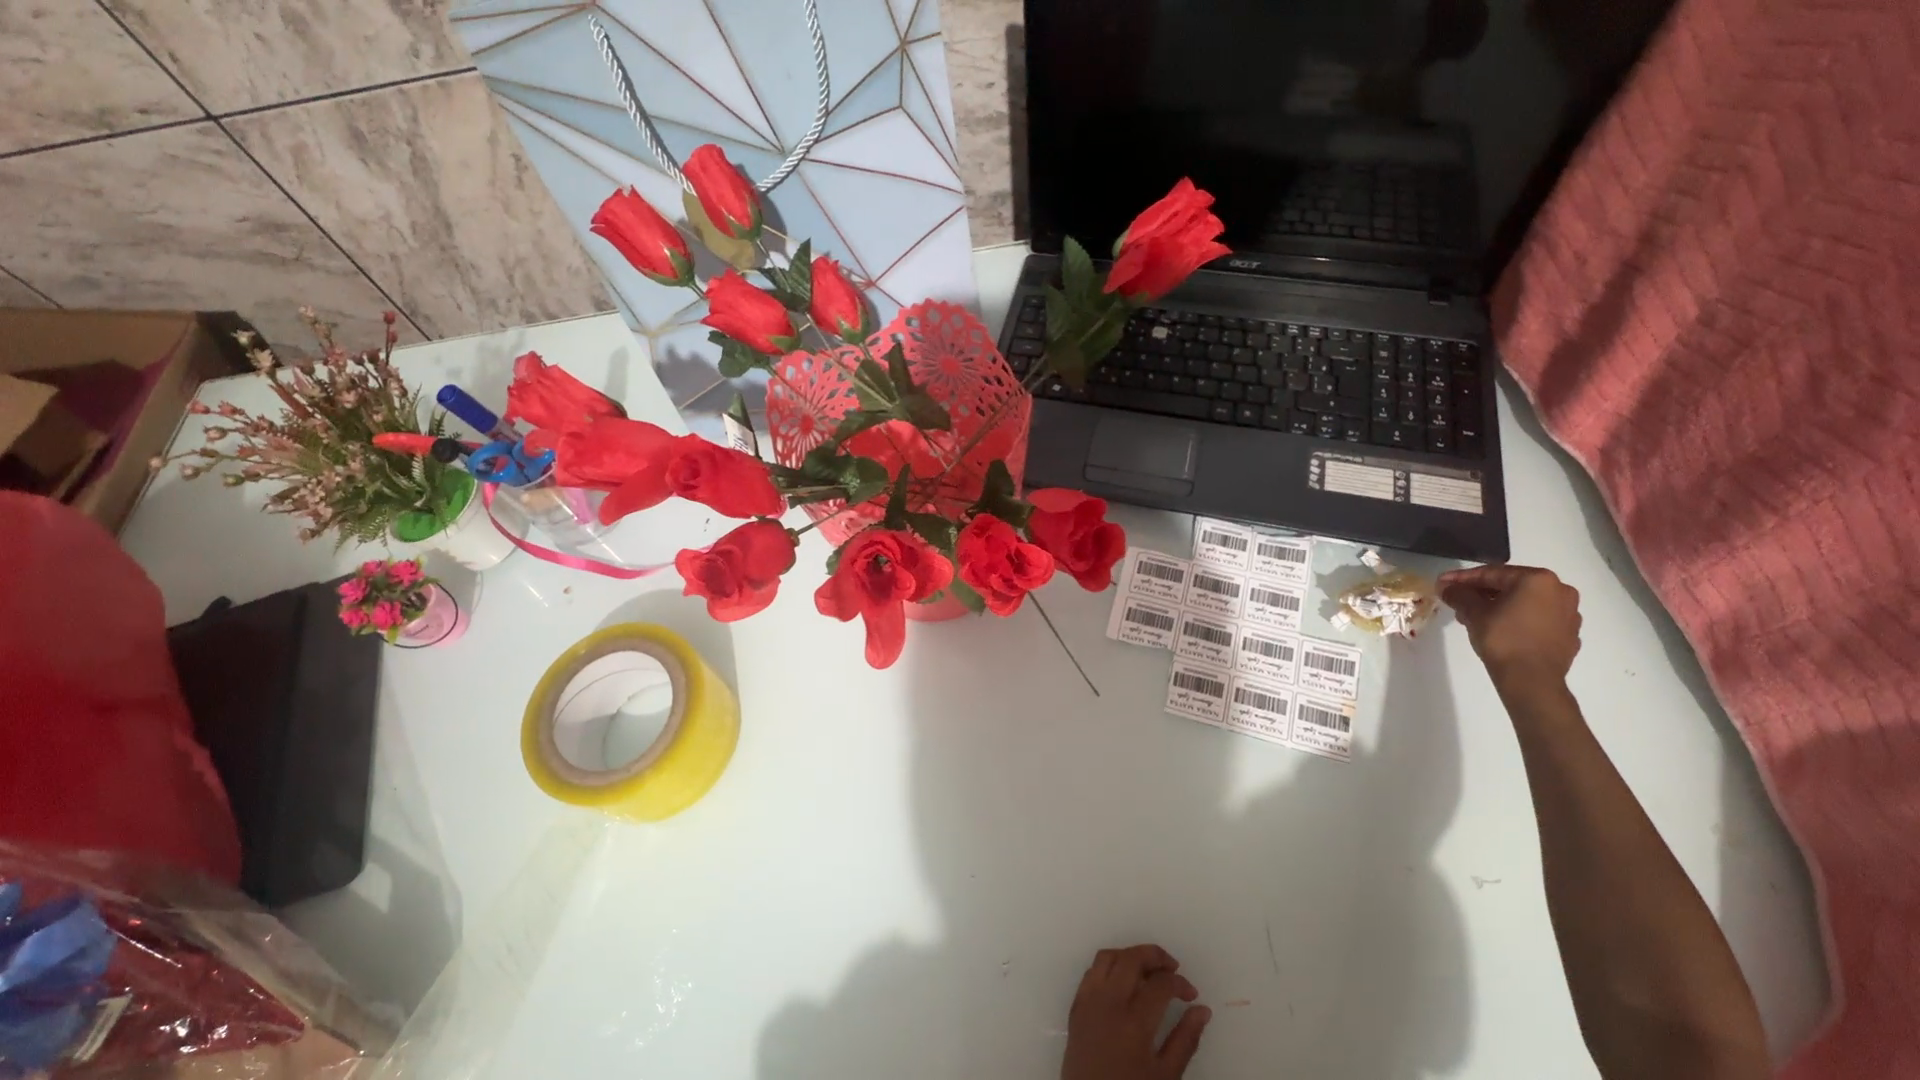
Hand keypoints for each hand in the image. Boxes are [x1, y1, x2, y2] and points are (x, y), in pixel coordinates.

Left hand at [1062, 944, 1210, 1079]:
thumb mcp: (1166, 1075)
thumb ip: (1185, 1039)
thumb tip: (1202, 1009)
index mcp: (1133, 1022)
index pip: (1160, 983)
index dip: (1180, 983)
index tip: (1191, 995)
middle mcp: (1108, 1003)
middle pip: (1131, 958)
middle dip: (1155, 956)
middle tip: (1172, 968)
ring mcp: (1087, 1001)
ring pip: (1107, 957)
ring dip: (1130, 955)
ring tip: (1148, 971)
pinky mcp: (1075, 1006)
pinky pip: (1091, 971)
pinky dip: (1109, 966)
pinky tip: (1123, 982)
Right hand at [1438, 564, 1581, 689]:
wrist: (1533, 681)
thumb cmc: (1503, 640)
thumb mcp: (1475, 614)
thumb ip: (1460, 595)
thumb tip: (1445, 586)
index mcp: (1538, 579)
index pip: (1492, 573)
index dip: (1463, 578)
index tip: (1442, 583)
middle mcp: (1560, 590)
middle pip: (1512, 586)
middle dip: (1482, 593)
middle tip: (1457, 601)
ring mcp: (1569, 613)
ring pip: (1526, 602)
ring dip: (1500, 606)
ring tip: (1475, 617)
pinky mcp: (1570, 634)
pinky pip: (1539, 619)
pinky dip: (1519, 620)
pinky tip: (1501, 629)